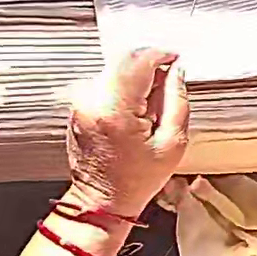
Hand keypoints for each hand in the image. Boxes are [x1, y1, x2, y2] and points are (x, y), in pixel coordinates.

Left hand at [65, 48, 189, 217]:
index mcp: (116, 110)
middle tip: (166, 84)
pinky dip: (124, 86)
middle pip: (125, 59)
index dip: (162, 55)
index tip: (175, 59)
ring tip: (149, 105)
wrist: (102, 200)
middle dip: (150, 64)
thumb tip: (176, 72)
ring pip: (116, 68)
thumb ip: (177, 100)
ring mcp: (81, 102)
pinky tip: (134, 110)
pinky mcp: (78, 106)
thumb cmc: (136, 179)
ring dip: (137, 76)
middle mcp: (93, 101)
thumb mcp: (172, 143)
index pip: (139, 61)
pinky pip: (105, 81)